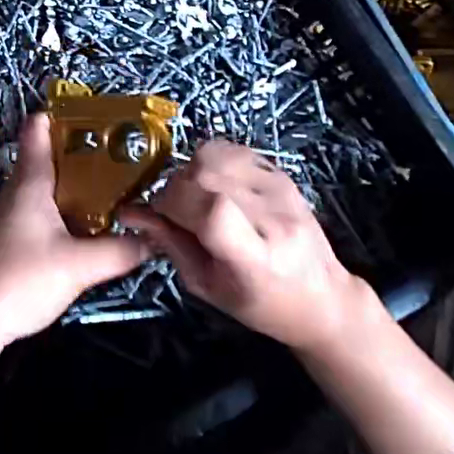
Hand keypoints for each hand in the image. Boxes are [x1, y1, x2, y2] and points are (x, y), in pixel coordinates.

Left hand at [0, 113, 149, 348]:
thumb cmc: (21, 279)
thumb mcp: (79, 266)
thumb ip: (119, 251)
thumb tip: (152, 240)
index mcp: (31, 182)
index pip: (38, 129)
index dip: (64, 114)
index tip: (99, 116)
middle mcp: (20, 190)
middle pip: (50, 155)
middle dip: (84, 150)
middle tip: (123, 154)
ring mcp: (15, 214)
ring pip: (50, 184)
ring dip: (79, 181)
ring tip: (117, 185)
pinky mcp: (16, 238)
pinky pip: (47, 208)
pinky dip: (70, 206)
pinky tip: (92, 223)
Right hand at [120, 140, 381, 353]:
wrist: (322, 296)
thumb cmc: (260, 304)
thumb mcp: (209, 287)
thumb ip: (171, 245)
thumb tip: (131, 212)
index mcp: (257, 259)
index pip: (213, 212)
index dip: (175, 204)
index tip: (160, 215)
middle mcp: (273, 217)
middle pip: (207, 176)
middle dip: (175, 187)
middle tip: (174, 209)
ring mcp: (281, 189)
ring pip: (215, 154)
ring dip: (191, 170)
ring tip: (194, 195)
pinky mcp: (282, 172)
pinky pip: (231, 149)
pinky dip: (211, 162)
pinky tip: (214, 185)